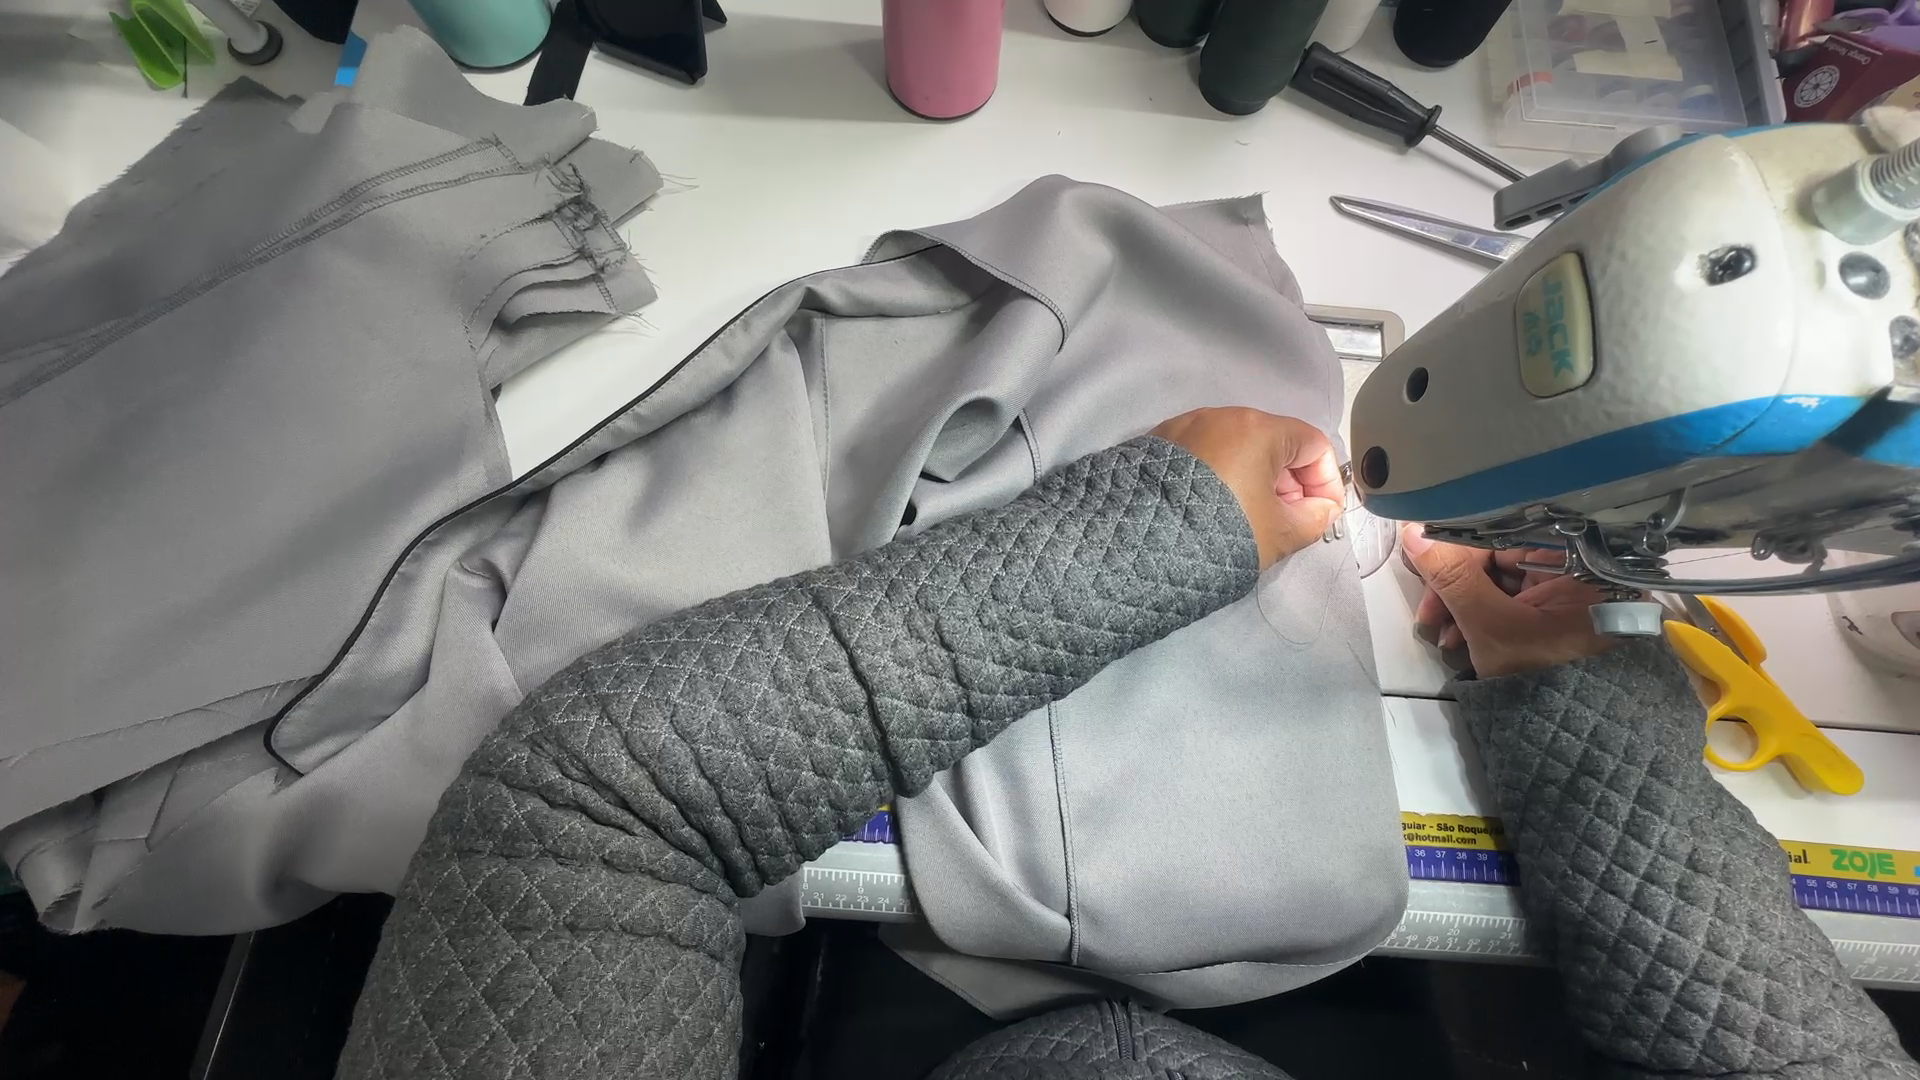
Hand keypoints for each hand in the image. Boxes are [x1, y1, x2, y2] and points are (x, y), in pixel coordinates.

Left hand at [1150, 407, 1341, 569]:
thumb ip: (1315, 517)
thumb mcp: (1281, 533)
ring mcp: (1184, 426)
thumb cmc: (1219, 532)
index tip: (1320, 511)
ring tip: (1244, 516)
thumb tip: (1320, 507)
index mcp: (1257, 429)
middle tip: (1283, 518)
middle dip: (1287, 481)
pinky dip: (1216, 475)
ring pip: (1235, 448)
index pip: (1312, 444)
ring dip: (1251, 478)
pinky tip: (1209, 507)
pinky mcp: (1158, 443)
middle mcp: (1220, 417)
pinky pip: (1201, 454)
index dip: (1324, 480)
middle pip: (1272, 442)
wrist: (1142, 543)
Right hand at [1400, 524, 1616, 677]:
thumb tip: (1414, 533)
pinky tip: (1458, 637)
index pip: (1509, 537)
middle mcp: (1581, 574)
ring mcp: (1565, 596)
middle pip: (1499, 560)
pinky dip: (1476, 614)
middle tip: (1427, 611)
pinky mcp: (1550, 615)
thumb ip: (1452, 576)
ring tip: (1440, 632)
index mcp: (1584, 567)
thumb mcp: (1490, 624)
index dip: (1460, 548)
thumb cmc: (1541, 674)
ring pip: (1496, 581)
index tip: (1425, 564)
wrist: (1568, 733)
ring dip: (1459, 603)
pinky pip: (1504, 600)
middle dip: (1455, 585)